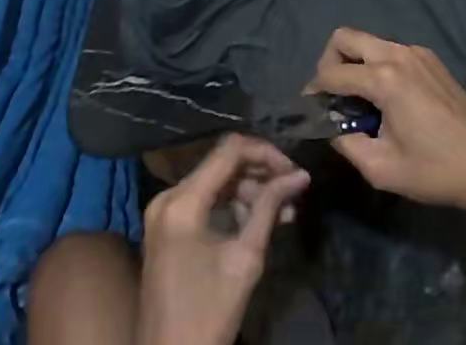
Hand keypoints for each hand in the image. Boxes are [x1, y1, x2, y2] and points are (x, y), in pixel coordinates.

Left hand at [136, 135, 309, 344]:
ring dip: (252, 191)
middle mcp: (168, 198)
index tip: (294, 171)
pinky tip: (262, 221)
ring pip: (219, 181)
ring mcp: (165, 213)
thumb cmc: (208, 314)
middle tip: (293, 192)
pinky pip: (207, 200)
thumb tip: (300, 174)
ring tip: (286, 212)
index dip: (267, 153)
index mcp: (183, 202)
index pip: (231, 151)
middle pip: (224, 163)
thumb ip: (270, 207)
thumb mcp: (246, 257)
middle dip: (262, 173)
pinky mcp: (168, 228)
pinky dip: (235, 205)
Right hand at [307, 28, 465, 220]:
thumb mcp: (379, 168)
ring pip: (371, 43)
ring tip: (357, 105)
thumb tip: (330, 126)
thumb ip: (345, 142)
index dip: (312, 91)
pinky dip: (377, 68)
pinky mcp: (433, 61)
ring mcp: (420, 54)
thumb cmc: (433, 170)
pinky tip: (385, 101)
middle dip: (329, 63)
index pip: (332, 72)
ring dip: (355, 65)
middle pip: (347, 38)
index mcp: (385, 78)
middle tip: (331, 99)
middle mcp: (400, 54)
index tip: (307, 112)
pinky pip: (392, 52)